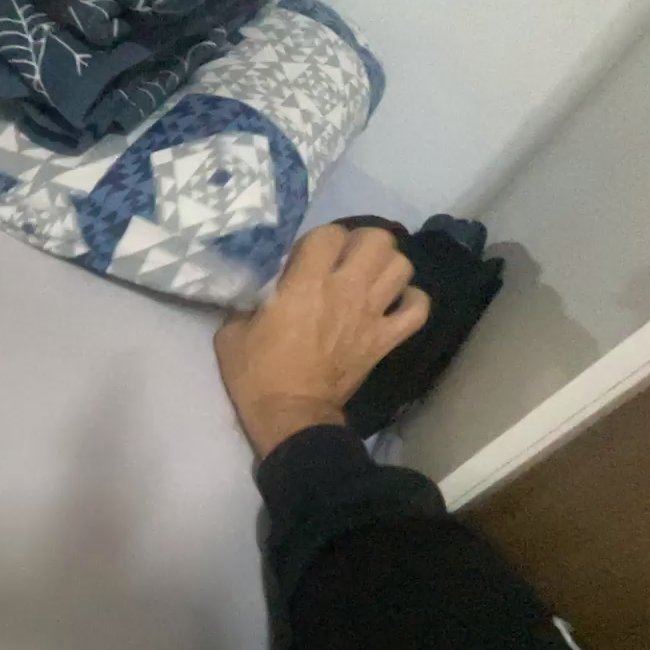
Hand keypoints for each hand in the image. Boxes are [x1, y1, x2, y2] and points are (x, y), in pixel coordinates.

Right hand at [215, 224, 431, 457]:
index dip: (316, 241)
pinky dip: (410, 302)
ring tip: (367, 280)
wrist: (289, 416)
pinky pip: (418, 309)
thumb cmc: (257, 376)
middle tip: (342, 262)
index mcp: (306, 284)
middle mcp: (346, 290)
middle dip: (360, 244)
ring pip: (402, 267)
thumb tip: (258, 296)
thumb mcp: (231, 336)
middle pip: (377, 239)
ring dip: (386, 268)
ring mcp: (372, 315)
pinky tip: (392, 305)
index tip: (303, 261)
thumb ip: (246, 306)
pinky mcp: (385, 340)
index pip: (328, 234)